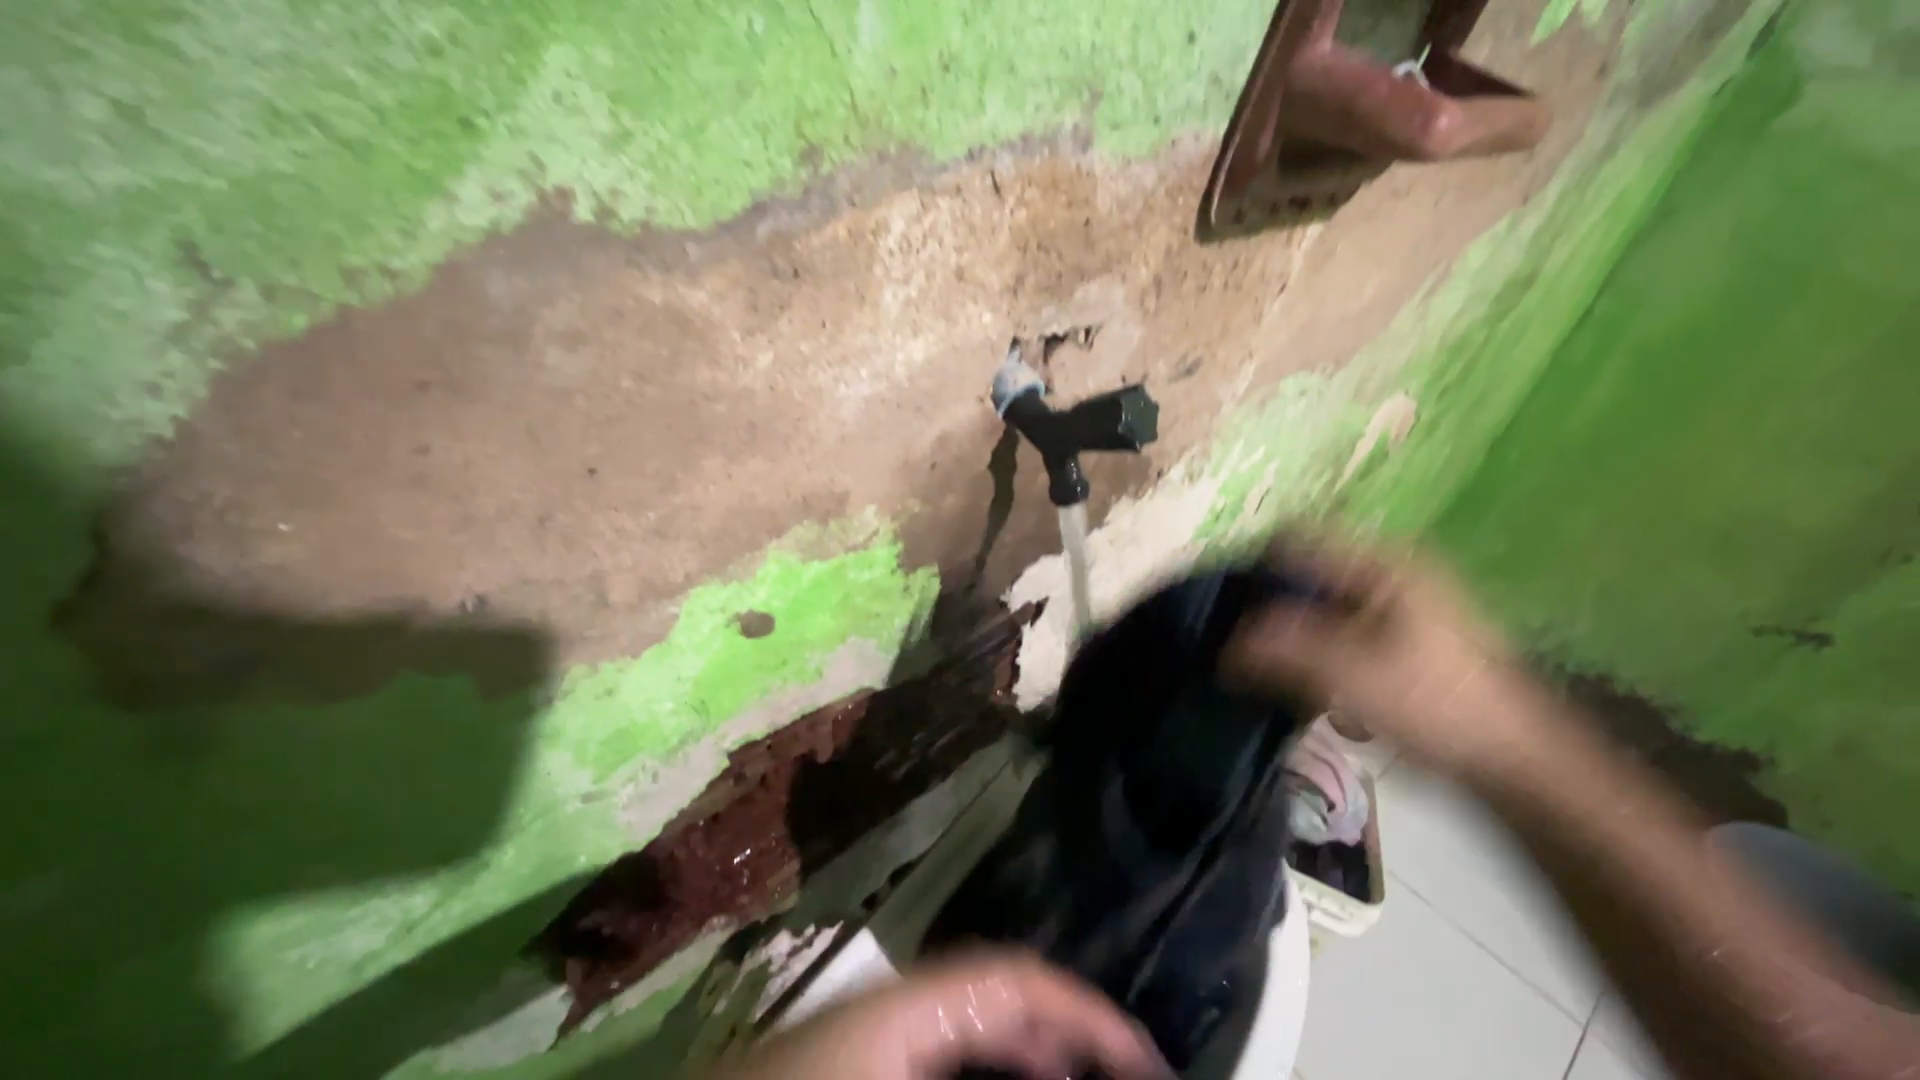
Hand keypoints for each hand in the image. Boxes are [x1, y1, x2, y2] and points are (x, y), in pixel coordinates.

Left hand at [717, 950, 1171, 1079]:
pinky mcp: (841, 1057)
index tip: (1144, 1055)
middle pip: (994, 995)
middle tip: (1116, 1070)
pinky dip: (973, 1067)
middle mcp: (884, 1003)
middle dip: (1061, 1034)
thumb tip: (1056, 1057)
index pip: (1012, 979)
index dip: (1085, 1010)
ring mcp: (858, 1031)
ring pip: (962, 1025)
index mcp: (899, 1007)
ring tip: (1061, 1079)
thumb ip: (985, 1055)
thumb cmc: (814, 1068)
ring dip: (1017, 1053)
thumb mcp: (903, 1068)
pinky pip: (931, 1050)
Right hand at [1222, 531, 1549, 775]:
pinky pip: (1334, 640)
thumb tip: (1227, 642)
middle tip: (1227, 641)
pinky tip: (1289, 687)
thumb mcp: (1351, 673)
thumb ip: (1285, 649)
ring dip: (1284, 638)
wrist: (1514, 762)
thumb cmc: (1436, 704)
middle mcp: (1386, 578)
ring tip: (1248, 668)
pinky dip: (1308, 658)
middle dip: (1265, 607)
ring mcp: (1394, 614)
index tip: (1217, 600)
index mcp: (1382, 566)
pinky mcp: (1396, 649)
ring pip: (1317, 612)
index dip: (1254, 564)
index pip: (1297, 541)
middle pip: (1306, 577)